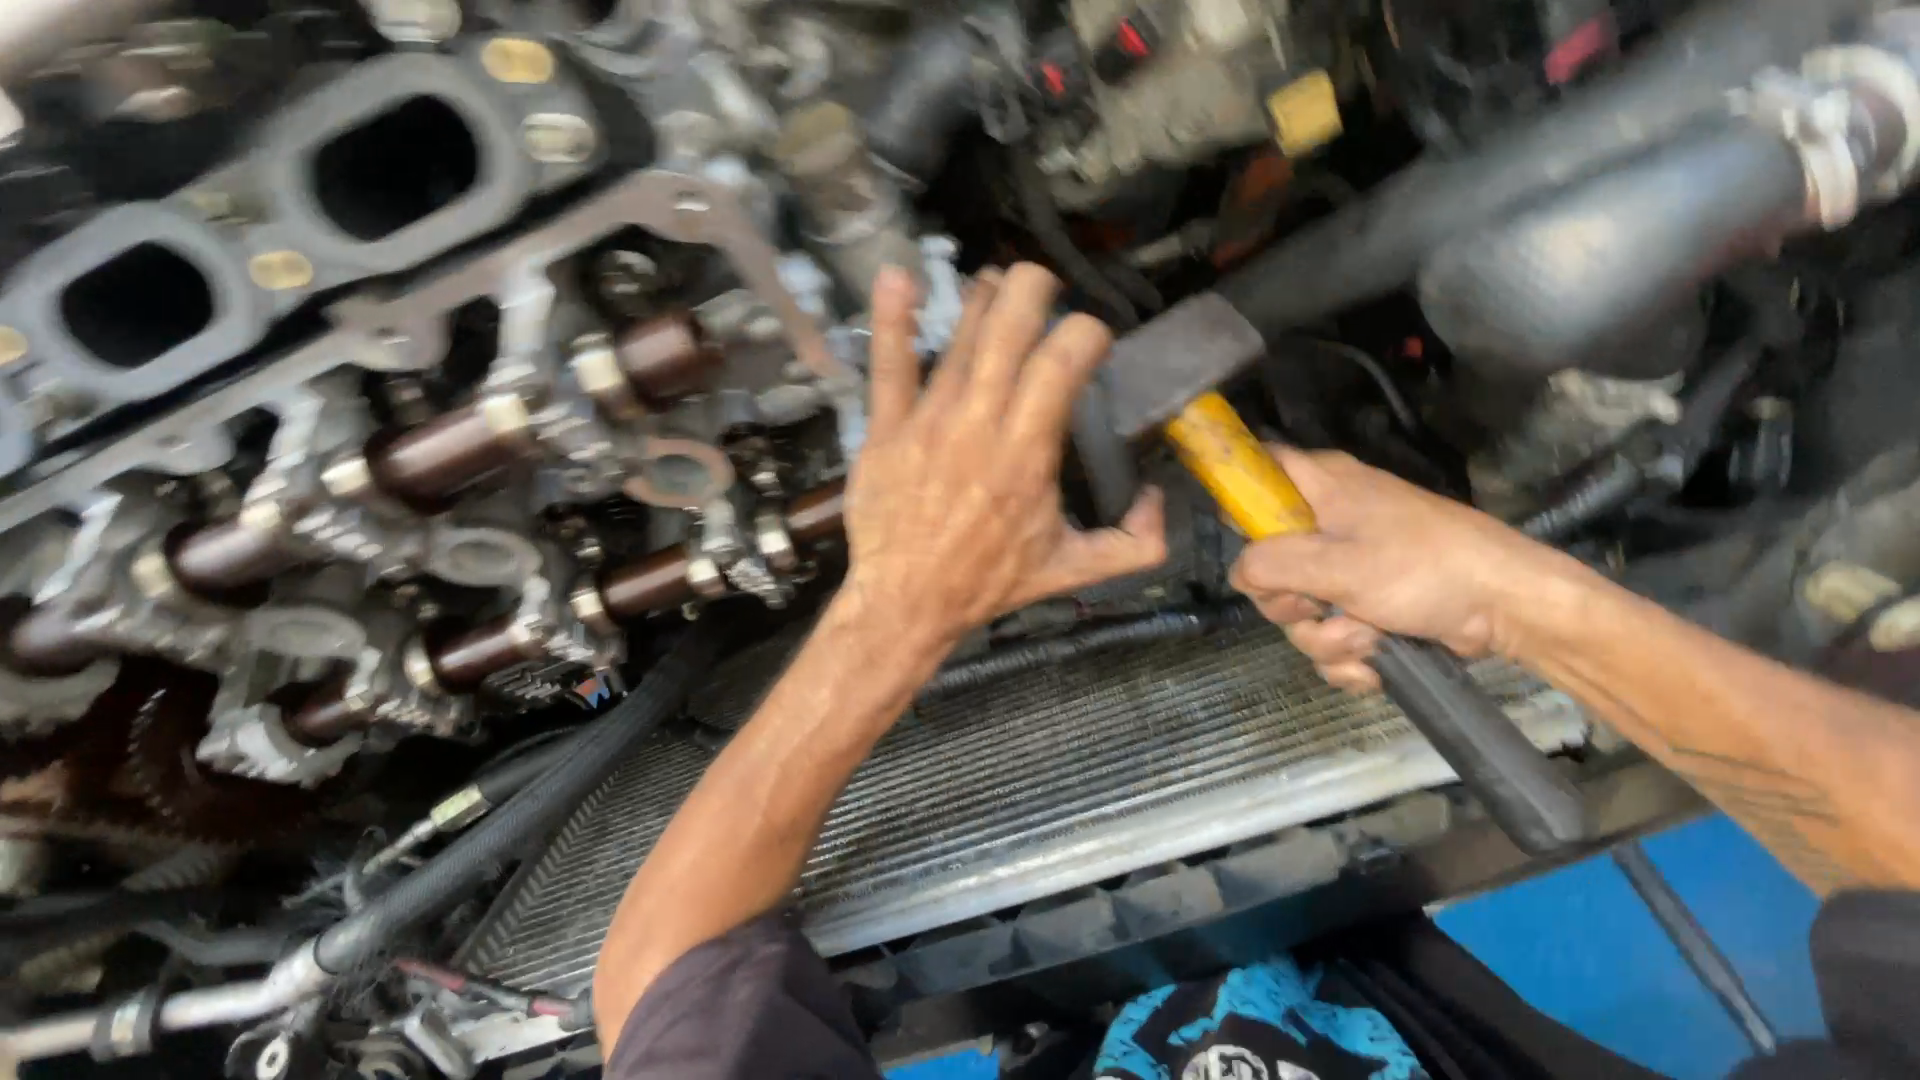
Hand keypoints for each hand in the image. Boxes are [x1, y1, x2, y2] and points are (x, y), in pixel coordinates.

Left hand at [842, 263, 1167, 646]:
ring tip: (995, 282)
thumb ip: (1136, 543)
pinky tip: (897, 275)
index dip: (1086, 333)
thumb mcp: (1074, 571)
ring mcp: (928, 422)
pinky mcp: (885, 428)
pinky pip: (888, 364)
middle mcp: (980, 425)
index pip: (1063, 363)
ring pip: (959, 339)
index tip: (1091, 339)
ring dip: (981, 299)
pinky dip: (892, 317)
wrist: (908, 601)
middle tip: (1044, 286)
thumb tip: (1160, 497)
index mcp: (1029, 454)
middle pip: (1010, 332)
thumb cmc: (988, 583)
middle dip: (1034, 290)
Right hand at [1229, 447, 1594, 691]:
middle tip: (1318, 604)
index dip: (1237, 499)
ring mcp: (1344, 566)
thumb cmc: (1425, 568)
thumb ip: (1269, 566)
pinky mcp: (1364, 604)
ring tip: (1367, 639)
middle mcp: (1325, 520)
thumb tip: (1240, 574)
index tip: (1242, 541)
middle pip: (1265, 561)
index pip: (1256, 470)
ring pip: (1296, 609)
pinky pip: (1326, 635)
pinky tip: (1375, 659)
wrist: (1509, 608)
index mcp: (1319, 486)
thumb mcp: (1336, 564)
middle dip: (1288, 602)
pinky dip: (1348, 656)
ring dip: (1326, 638)